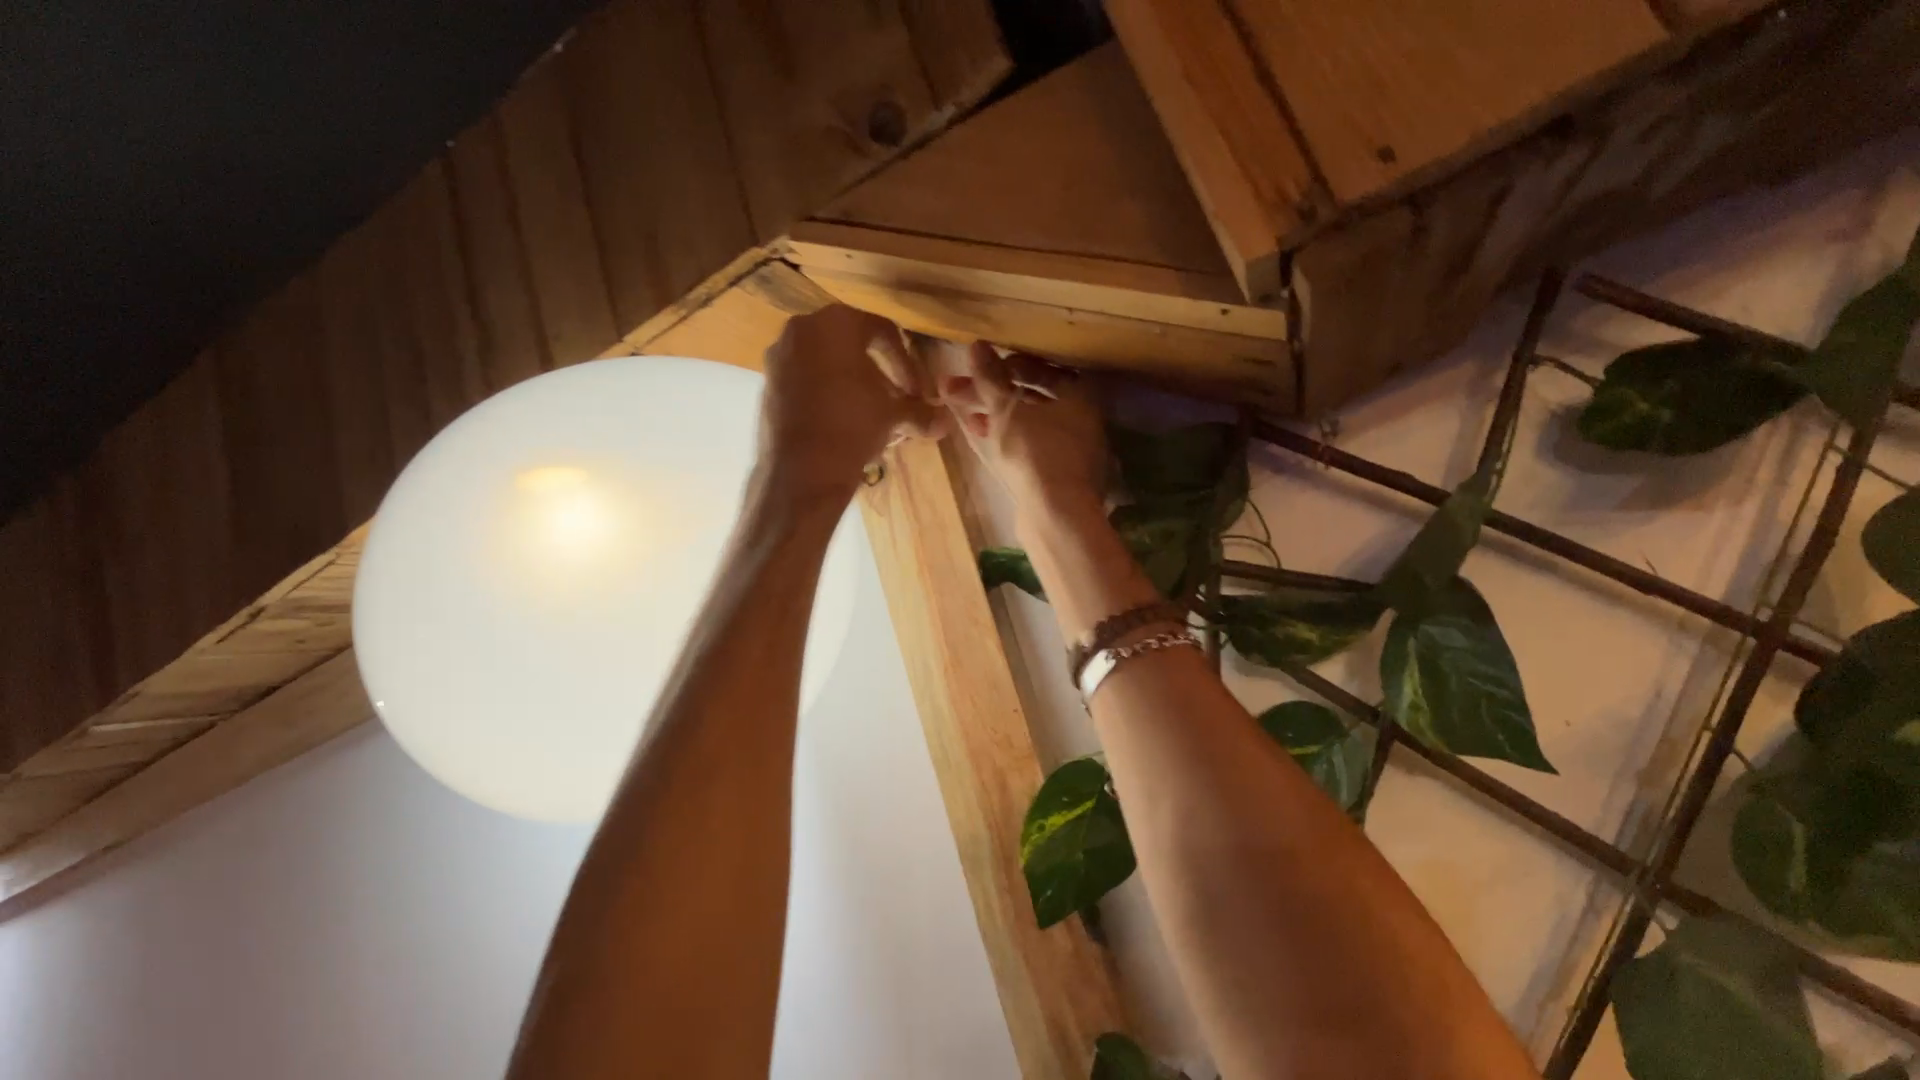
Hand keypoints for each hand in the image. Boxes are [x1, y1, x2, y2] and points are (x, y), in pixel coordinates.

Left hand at [758, 305, 944, 497]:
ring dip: (854, 385)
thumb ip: (919, 412)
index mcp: (837, 322)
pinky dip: (827, 395)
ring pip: (827, 363)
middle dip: (879, 373)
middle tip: (896, 401)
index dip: (906, 363)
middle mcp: (802, 328)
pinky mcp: (767, 384)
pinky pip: (805, 380)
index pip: (884, 332)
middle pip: (852, 345)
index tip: (917, 392)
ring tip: (872, 417)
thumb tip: (943, 422)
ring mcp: (779, 356)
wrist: (800, 471)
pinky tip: (842, 423)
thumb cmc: (852, 426)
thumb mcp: (893, 415)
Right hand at [941, 343, 1105, 520]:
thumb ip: (990, 378)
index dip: (1009, 364)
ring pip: (1026, 423)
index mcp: (1079, 397)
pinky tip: (978, 437)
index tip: (981, 367)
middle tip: (959, 389)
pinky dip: (1003, 438)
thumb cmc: (1034, 452)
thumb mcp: (1006, 409)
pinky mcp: (1056, 476)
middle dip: (993, 392)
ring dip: (994, 415)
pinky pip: (1027, 447)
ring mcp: (1070, 451)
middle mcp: (1080, 420)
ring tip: (962, 412)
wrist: (1055, 515)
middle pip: (1031, 397)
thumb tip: (977, 345)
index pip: (1043, 368)